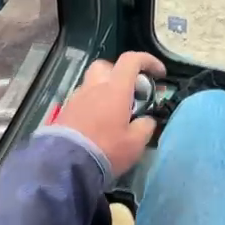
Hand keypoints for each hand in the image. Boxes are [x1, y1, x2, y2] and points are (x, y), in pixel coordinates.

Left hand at [52, 52, 165, 176]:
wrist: (65, 164)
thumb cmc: (106, 149)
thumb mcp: (135, 143)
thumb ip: (145, 126)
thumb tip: (146, 120)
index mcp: (115, 89)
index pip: (131, 60)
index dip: (148, 61)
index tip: (159, 74)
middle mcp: (94, 87)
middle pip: (106, 66)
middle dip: (120, 73)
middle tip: (129, 92)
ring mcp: (76, 98)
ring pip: (92, 83)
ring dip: (104, 90)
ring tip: (113, 112)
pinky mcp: (65, 112)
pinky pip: (82, 100)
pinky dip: (92, 104)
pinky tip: (97, 124)